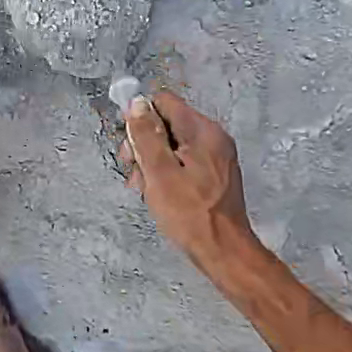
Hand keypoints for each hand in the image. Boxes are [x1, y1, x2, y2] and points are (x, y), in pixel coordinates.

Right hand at [119, 93, 257, 269]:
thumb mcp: (159, 172)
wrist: (222, 250)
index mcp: (202, 131)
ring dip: (152, 161)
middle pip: (167, 122)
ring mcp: (216, 156)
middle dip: (144, 144)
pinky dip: (167, 172)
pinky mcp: (215, 174)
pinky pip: (183, 161)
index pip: (164, 102)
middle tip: (134, 171)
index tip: (129, 145)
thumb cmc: (189, 213)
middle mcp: (213, 137)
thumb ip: (146, 135)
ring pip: (172, 144)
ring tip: (145, 187)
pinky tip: (159, 192)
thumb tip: (136, 103)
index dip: (140, 118)